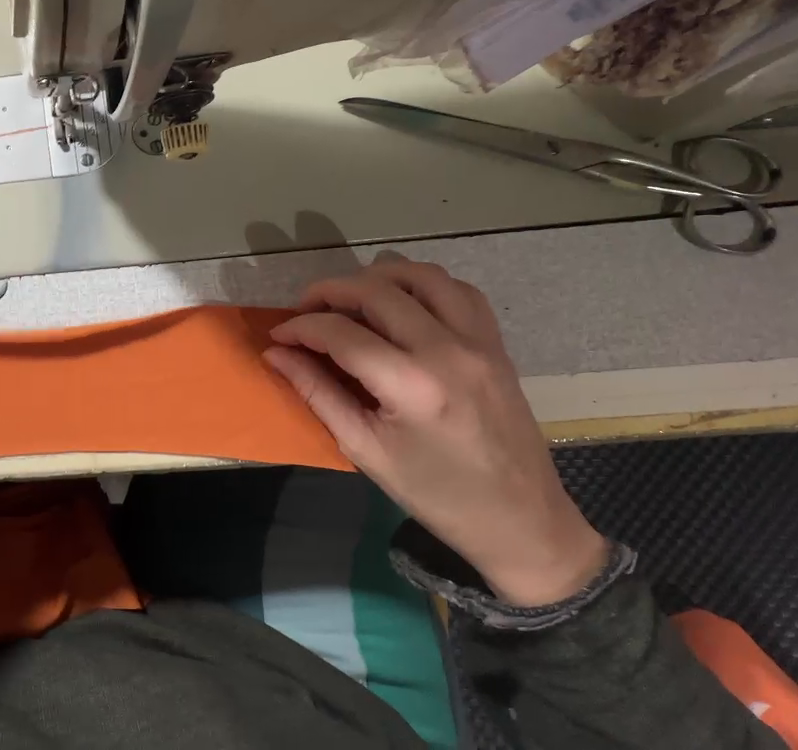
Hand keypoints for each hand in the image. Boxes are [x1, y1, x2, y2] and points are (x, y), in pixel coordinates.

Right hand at [264, 256, 608, 606]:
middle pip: (375, 291)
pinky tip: (400, 305)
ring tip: (351, 299)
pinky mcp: (496, 344)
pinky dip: (422, 285)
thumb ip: (317, 392)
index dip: (299, 328)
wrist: (521, 521)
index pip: (339, 332)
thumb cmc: (434, 494)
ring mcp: (479, 342)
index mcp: (412, 385)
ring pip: (421, 275)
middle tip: (304, 311)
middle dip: (328, 291)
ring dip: (376, 277)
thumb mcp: (363, 449)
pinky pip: (458, 290)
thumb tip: (276, 352)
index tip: (278, 336)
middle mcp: (448, 350)